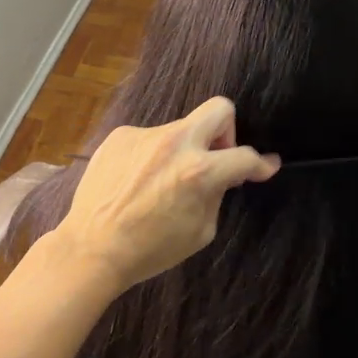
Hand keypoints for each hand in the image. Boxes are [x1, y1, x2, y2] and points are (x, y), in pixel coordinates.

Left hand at [50, 97, 279, 294]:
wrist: (92, 249)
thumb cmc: (150, 249)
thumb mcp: (200, 231)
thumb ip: (216, 195)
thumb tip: (224, 177)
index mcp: (199, 171)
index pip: (245, 156)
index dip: (261, 164)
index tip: (266, 166)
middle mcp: (175, 143)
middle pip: (220, 108)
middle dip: (228, 130)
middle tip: (218, 155)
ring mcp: (145, 135)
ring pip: (179, 130)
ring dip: (182, 151)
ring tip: (162, 183)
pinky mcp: (121, 136)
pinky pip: (149, 140)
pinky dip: (151, 157)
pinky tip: (136, 183)